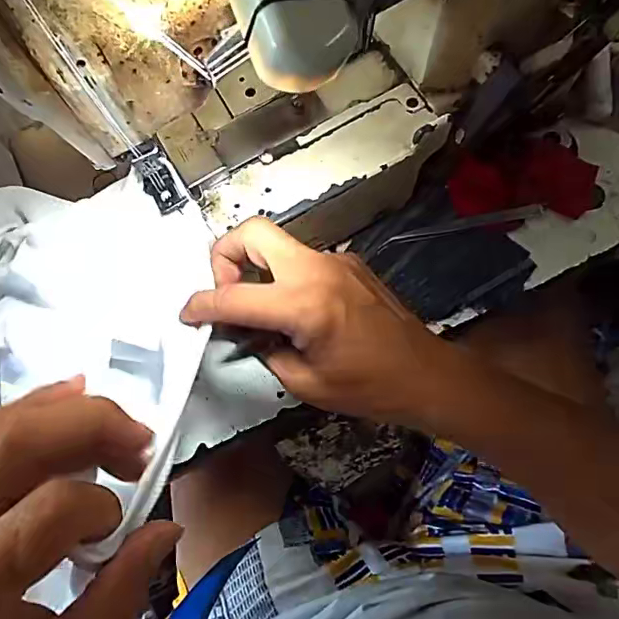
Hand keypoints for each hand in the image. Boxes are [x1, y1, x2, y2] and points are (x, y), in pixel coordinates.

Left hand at [0, 378, 182, 618]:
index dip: (97, 507)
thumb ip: (115, 601)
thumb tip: (163, 530)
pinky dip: (34, 416)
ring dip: (64, 413)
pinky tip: (70, 399)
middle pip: (13, 446)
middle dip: (89, 426)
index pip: (42, 512)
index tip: (120, 529)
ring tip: (118, 426)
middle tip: (140, 441)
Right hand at [179, 217, 451, 424]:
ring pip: (275, 243)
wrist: (428, 376)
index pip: (233, 295)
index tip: (189, 314)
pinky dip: (280, 277)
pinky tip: (291, 311)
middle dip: (223, 256)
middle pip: (251, 232)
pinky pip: (299, 259)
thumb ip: (261, 350)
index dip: (200, 305)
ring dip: (253, 267)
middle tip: (224, 290)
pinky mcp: (346, 264)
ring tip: (257, 307)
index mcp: (304, 305)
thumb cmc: (371, 386)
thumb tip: (241, 332)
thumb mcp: (302, 382)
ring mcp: (335, 262)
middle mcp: (318, 271)